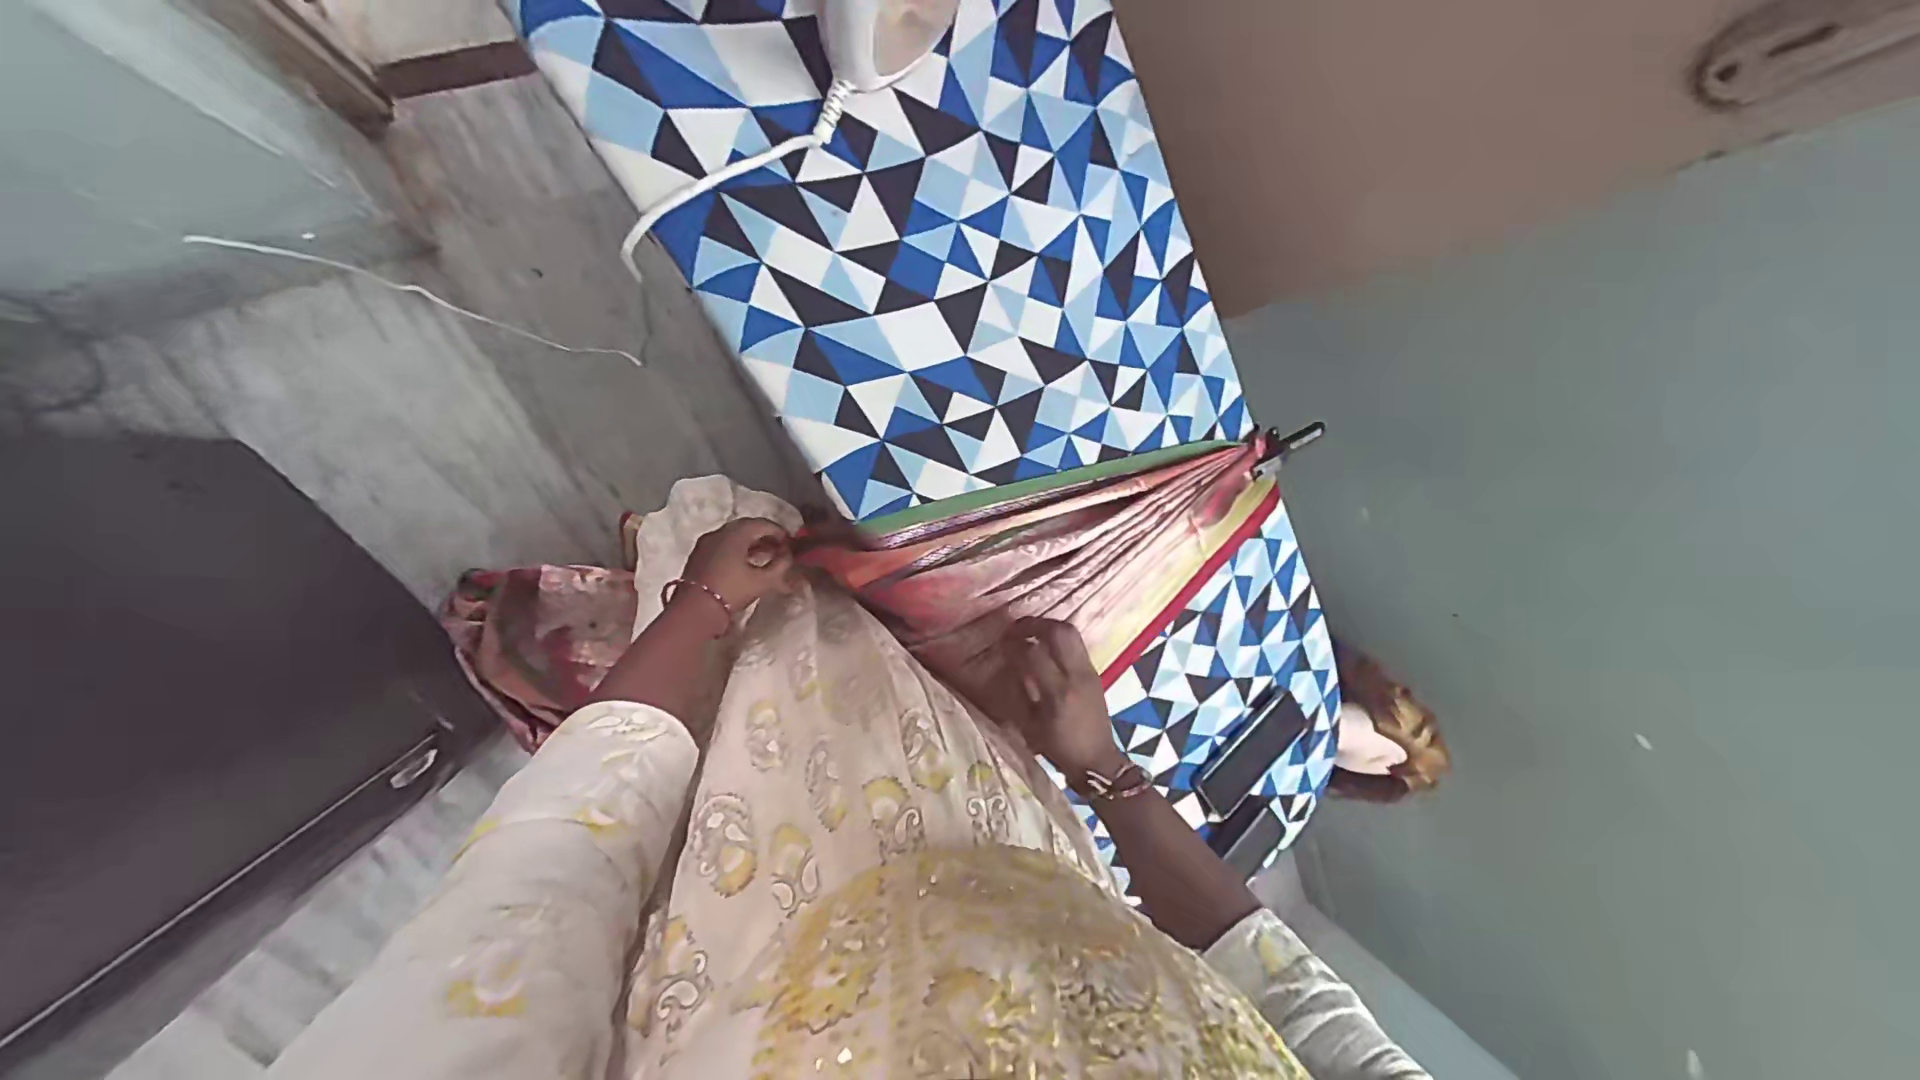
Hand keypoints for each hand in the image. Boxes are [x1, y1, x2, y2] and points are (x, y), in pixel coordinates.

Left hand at [682, 518, 795, 611]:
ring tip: (765, 556)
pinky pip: (722, 545)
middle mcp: (719, 532)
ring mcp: (706, 543)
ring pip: (733, 536)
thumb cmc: (732, 591)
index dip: (779, 531)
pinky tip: (745, 563)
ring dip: (751, 543)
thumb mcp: (763, 581)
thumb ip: (781, 566)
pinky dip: (737, 549)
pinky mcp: (698, 555)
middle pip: (746, 527)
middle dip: (764, 536)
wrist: (694, 611)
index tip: (790, 543)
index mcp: (735, 534)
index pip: (762, 524)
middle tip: (778, 547)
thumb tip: (787, 556)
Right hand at [1004, 617, 1127, 783]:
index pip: (1034, 654)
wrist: (1097, 761)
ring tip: (1029, 632)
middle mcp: (1077, 676)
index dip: (1014, 644)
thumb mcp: (1030, 725)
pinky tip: (1045, 645)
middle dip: (1034, 624)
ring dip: (1048, 627)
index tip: (1001, 643)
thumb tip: (1009, 662)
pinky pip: (1076, 644)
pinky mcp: (1094, 672)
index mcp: (1058, 693)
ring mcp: (1089, 671)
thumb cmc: (1059, 748)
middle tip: (1016, 628)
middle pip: (1059, 632)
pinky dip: (1058, 638)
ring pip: (1071, 632)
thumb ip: (1019, 691)